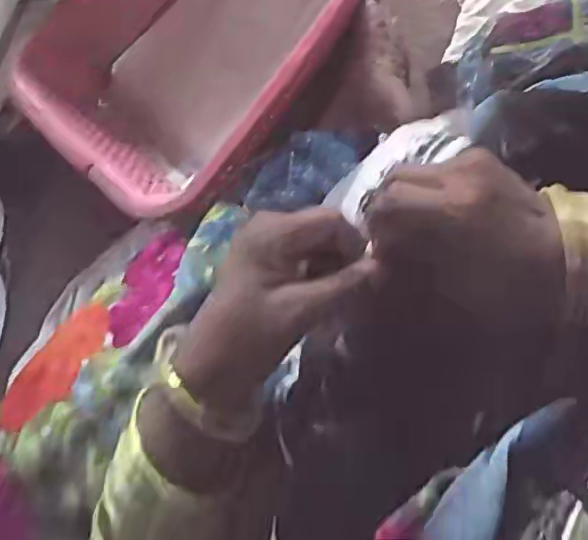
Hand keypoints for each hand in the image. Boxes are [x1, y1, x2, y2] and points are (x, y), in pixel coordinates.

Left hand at [173, 207, 380, 411]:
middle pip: (324, 226)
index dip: (355, 243)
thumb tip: (379, 266)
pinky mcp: (265, 252)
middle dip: (344, 255)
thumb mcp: (300, 311)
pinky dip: (318, 269)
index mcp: (273, 229)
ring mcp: (265, 236)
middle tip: (353, 290)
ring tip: (337, 297)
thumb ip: (342, 285)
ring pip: (317, 239)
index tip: (366, 277)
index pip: (331, 219)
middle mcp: (269, 222)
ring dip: (333, 264)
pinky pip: (304, 249)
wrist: (208, 369)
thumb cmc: (250, 337)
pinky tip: (320, 295)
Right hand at [363, 148, 563, 327]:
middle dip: (385, 203)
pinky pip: (440, 166)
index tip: (380, 246)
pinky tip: (441, 207)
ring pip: (415, 167)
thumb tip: (377, 261)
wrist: (570, 255)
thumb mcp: (456, 293)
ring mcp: (473, 160)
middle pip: (395, 176)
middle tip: (390, 230)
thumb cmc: (516, 288)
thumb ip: (410, 269)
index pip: (387, 201)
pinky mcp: (483, 157)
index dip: (374, 223)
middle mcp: (459, 175)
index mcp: (453, 210)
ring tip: (414, 219)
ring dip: (407, 192)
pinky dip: (430, 185)